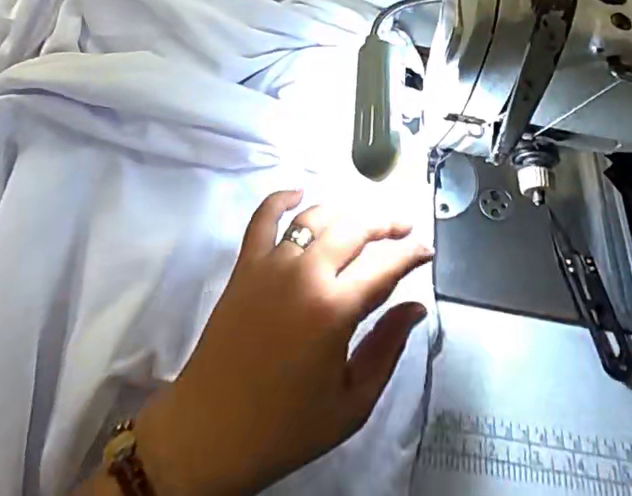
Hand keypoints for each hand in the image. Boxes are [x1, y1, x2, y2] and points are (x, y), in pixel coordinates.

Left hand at [131, 191, 433, 495]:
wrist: (205, 438)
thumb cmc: (283, 427)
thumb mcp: (351, 403)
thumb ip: (388, 348)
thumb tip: (416, 307)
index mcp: (335, 310)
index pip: (387, 267)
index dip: (413, 254)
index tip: (427, 250)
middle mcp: (306, 276)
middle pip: (356, 230)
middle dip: (387, 225)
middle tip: (403, 231)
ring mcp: (271, 267)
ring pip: (317, 218)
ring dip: (345, 214)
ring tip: (362, 223)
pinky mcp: (243, 269)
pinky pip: (261, 220)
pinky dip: (280, 200)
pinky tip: (298, 193)